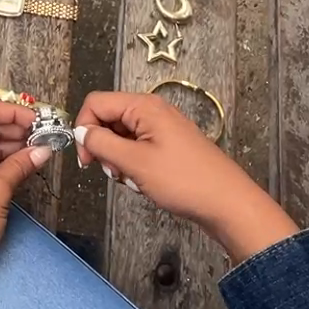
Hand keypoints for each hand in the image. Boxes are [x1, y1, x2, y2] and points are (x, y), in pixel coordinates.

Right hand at [74, 91, 298, 261]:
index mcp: (143, 106)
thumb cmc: (183, 181)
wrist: (229, 204)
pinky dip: (133, 164)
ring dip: (118, 159)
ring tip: (133, 180)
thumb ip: (102, 143)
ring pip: (121, 135)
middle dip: (103, 146)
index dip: (84, 128)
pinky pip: (137, 146)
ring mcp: (161, 127)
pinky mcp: (168, 144)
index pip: (96, 103)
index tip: (86, 159)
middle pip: (108, 118)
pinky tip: (144, 182)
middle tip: (113, 173)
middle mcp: (151, 110)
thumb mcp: (135, 162)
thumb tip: (80, 131)